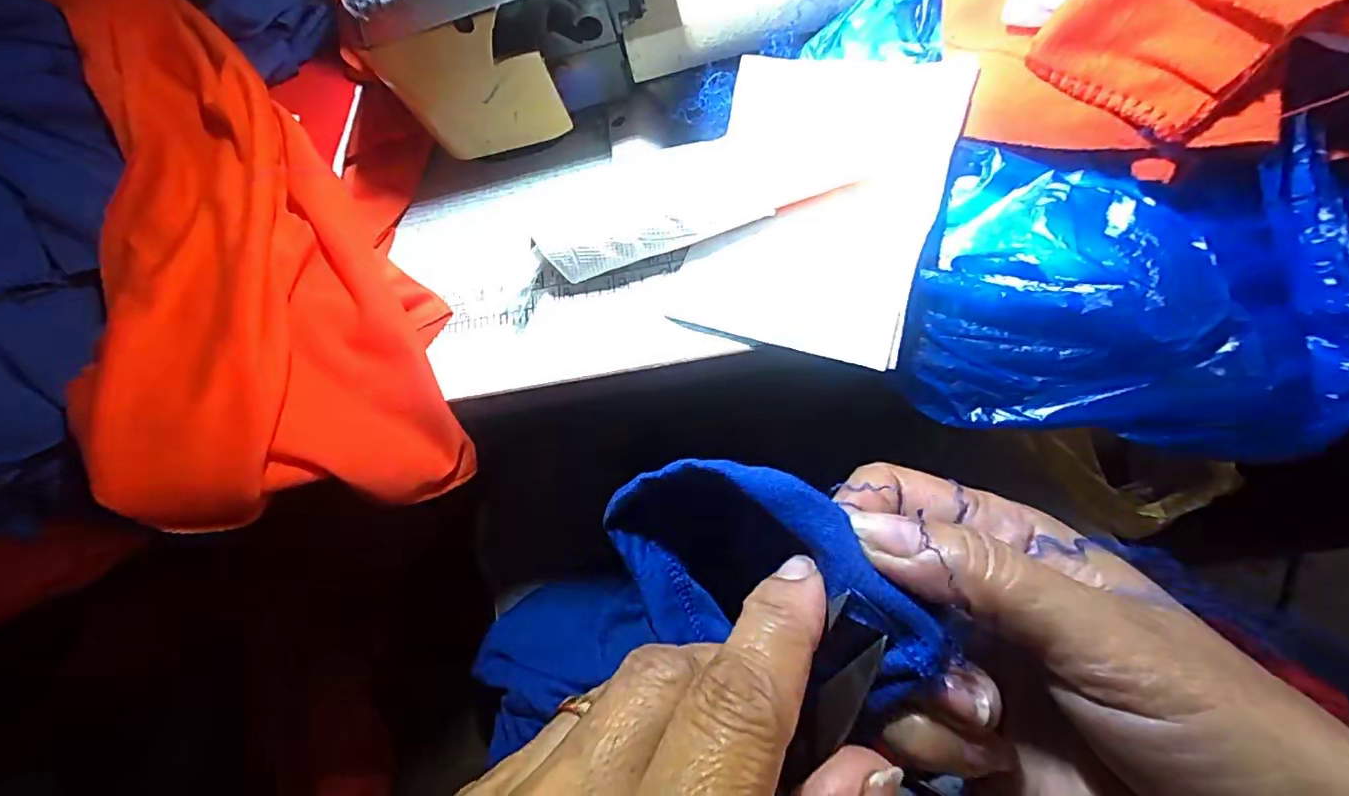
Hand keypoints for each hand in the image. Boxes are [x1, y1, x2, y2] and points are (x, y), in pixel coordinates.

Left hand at [461, 555, 904, 795]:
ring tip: (711, 719)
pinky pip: (568, 720)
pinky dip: (620, 717)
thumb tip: (866, 761)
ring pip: (613, 688)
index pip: (723, 711)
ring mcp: (511, 793)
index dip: (773, 634)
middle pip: (663, 680)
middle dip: (730, 660)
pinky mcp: (482, 795)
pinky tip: (636, 755)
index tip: (807, 575)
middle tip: (774, 683)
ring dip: (677, 684)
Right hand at [835, 464, 1348, 795]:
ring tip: (985, 720)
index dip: (859, 512)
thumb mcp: (1095, 626)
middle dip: (880, 616)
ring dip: (914, 689)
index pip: (901, 498)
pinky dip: (925, 744)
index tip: (833, 551)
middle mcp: (966, 598)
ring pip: (879, 655)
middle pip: (874, 579)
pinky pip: (900, 726)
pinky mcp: (961, 742)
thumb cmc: (1194, 706)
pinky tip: (985, 762)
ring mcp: (960, 669)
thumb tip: (861, 527)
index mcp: (998, 542)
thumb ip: (980, 571)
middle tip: (914, 651)